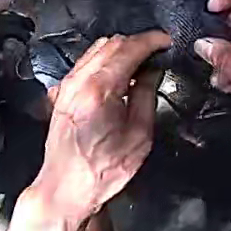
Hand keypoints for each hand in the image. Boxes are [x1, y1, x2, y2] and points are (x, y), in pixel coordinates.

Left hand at [28, 31, 169, 227]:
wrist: (64, 189)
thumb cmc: (103, 170)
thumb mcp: (139, 135)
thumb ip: (146, 95)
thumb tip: (153, 70)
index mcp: (100, 90)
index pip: (129, 49)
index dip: (152, 41)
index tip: (168, 42)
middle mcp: (79, 81)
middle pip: (113, 43)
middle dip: (139, 42)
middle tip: (158, 51)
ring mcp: (67, 85)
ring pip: (98, 48)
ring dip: (122, 47)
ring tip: (141, 59)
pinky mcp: (62, 92)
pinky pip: (87, 60)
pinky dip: (106, 57)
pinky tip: (118, 71)